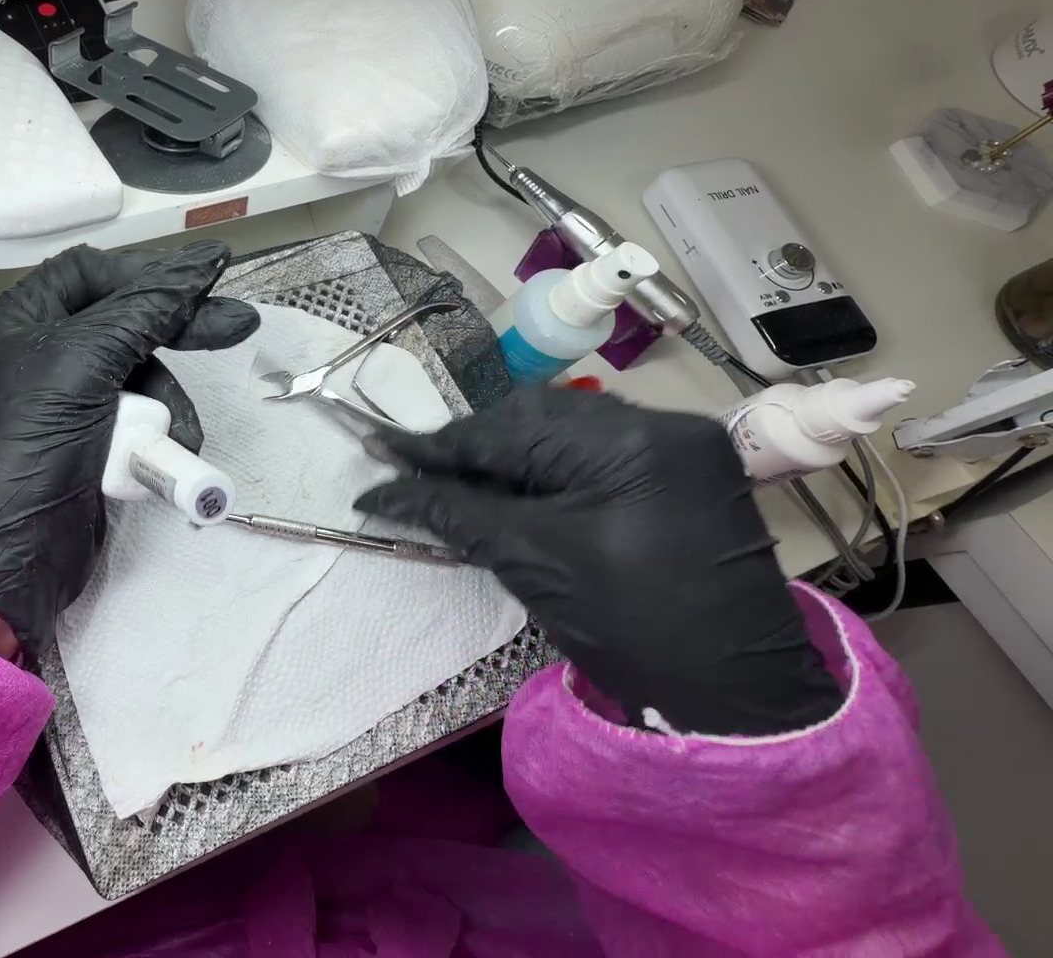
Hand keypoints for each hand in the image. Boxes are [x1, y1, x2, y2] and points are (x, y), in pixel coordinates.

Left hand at [0, 242, 259, 651]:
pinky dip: (161, 432)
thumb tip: (204, 261)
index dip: (148, 271)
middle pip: (125, 318)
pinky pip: (141, 415)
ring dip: (169, 400)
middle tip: (236, 327)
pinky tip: (172, 454)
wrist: (15, 553)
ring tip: (178, 434)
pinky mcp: (94, 438)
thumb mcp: (85, 363)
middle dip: (176, 331)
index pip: (92, 271)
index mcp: (23, 320)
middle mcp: (44, 351)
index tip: (205, 278)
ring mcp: (70, 397)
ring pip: (141, 373)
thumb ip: (146, 308)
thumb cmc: (34, 448)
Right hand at [356, 386, 842, 735]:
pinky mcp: (684, 464)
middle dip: (471, 444)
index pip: (503, 433)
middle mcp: (660, 425)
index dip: (433, 446)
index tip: (376, 447)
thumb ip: (450, 510)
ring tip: (460, 479)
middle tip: (417, 471)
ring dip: (506, 449)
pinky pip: (595, 443)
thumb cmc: (628, 629)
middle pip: (533, 415)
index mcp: (627, 446)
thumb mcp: (526, 561)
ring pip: (562, 423)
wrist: (735, 696)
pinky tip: (516, 483)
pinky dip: (547, 459)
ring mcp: (679, 441)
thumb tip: (380, 489)